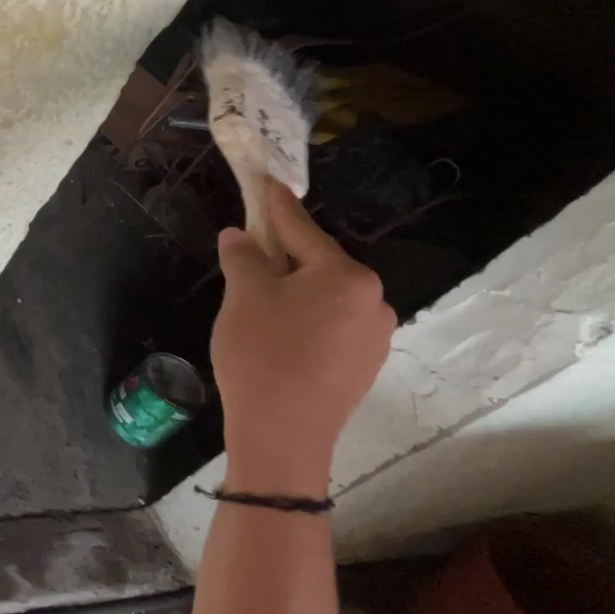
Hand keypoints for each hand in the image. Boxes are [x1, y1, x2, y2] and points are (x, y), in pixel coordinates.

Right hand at [213, 181, 396, 497]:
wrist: (283, 432)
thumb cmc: (261, 353)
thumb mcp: (242, 295)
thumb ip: (243, 257)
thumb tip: (241, 235)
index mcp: (345, 276)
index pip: (302, 230)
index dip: (276, 206)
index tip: (267, 181)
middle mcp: (372, 300)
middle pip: (315, 263)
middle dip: (280, 258)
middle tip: (243, 259)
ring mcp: (373, 335)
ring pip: (322, 295)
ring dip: (290, 291)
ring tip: (254, 306)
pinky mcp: (364, 363)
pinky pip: (329, 323)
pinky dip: (302, 318)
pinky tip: (276, 336)